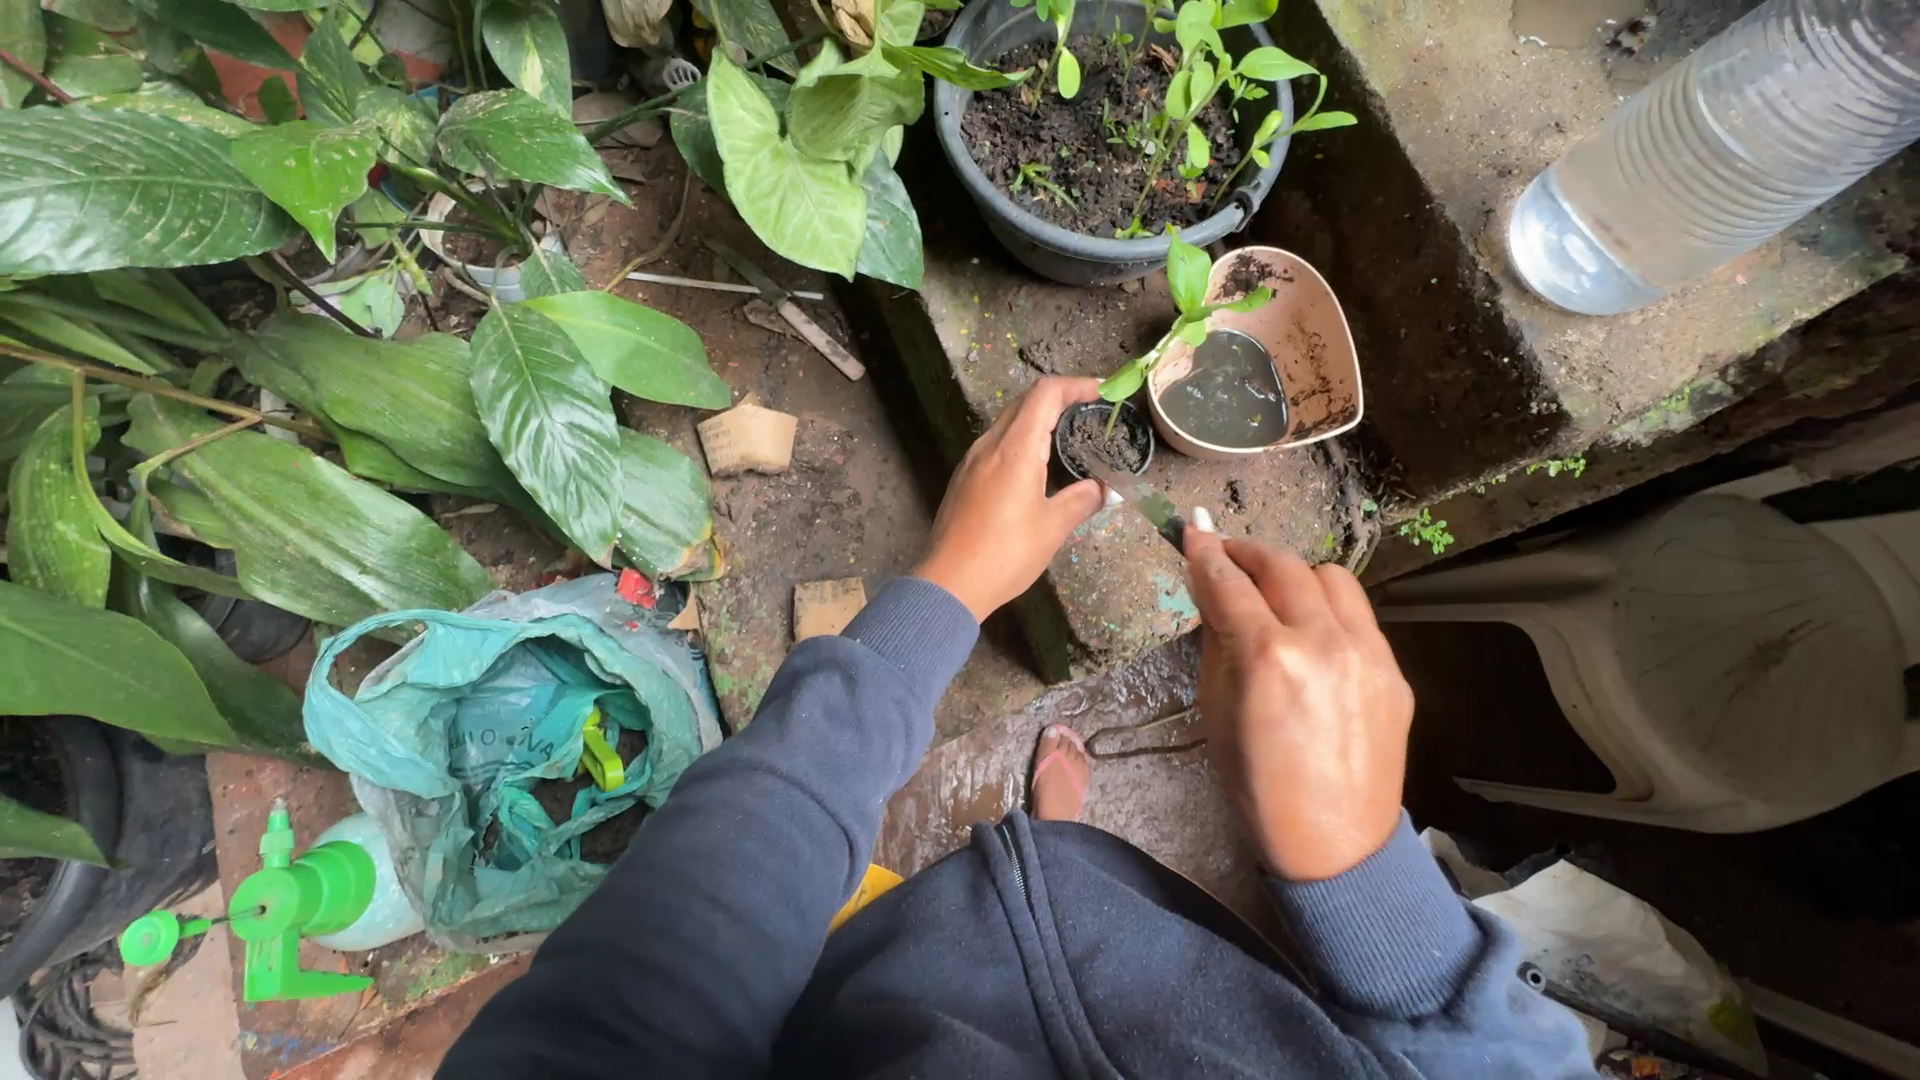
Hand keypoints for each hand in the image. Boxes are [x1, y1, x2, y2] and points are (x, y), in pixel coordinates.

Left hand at [914, 377, 1105, 621]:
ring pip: (1007, 423)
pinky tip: (1036, 467)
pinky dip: (1021, 441)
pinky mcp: (963, 479)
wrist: (948, 584)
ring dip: (1038, 420)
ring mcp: (971, 462)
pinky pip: (996, 445)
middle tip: (1090, 413)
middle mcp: (989, 446)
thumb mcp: (1052, 529)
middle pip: (1025, 402)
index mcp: (1014, 449)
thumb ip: (1081, 501)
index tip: (1102, 393)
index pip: (1045, 394)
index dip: (1076, 385)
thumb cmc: (1004, 554)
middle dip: (1059, 398)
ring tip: (1068, 438)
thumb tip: (1101, 489)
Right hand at [1185, 524, 1413, 881]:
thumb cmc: (1255, 784)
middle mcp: (1323, 642)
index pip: (1228, 583)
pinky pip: (1358, 616)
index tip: (1193, 530)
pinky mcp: (1394, 671)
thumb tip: (1215, 595)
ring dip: (1294, 574)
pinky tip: (1311, 632)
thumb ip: (1217, 642)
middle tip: (1227, 555)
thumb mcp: (1215, 709)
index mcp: (1268, 657)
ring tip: (1274, 591)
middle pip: (1283, 565)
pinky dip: (1326, 608)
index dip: (1205, 552)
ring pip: (1331, 577)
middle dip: (1248, 551)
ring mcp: (1368, 654)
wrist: (1334, 844)